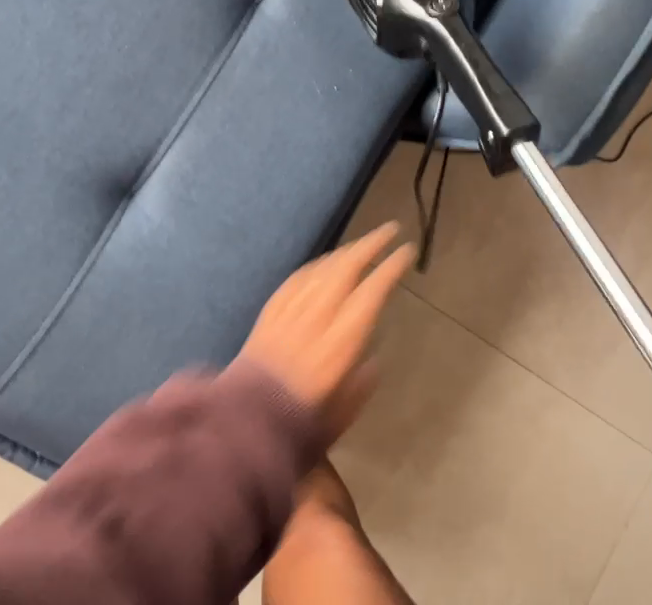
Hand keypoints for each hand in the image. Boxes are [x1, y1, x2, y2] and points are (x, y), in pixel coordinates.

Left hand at [239, 222, 415, 444]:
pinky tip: (323, 263)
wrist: (246, 420)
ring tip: (361, 245)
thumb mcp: (344, 411)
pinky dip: (315, 265)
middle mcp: (317, 316)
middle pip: (345, 268)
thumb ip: (362, 381)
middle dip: (369, 244)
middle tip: (389, 229)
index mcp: (342, 340)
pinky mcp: (270, 311)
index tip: (405, 252)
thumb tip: (372, 360)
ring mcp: (291, 310)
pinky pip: (296, 278)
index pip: (371, 291)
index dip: (389, 268)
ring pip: (321, 268)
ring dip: (344, 252)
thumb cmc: (302, 423)